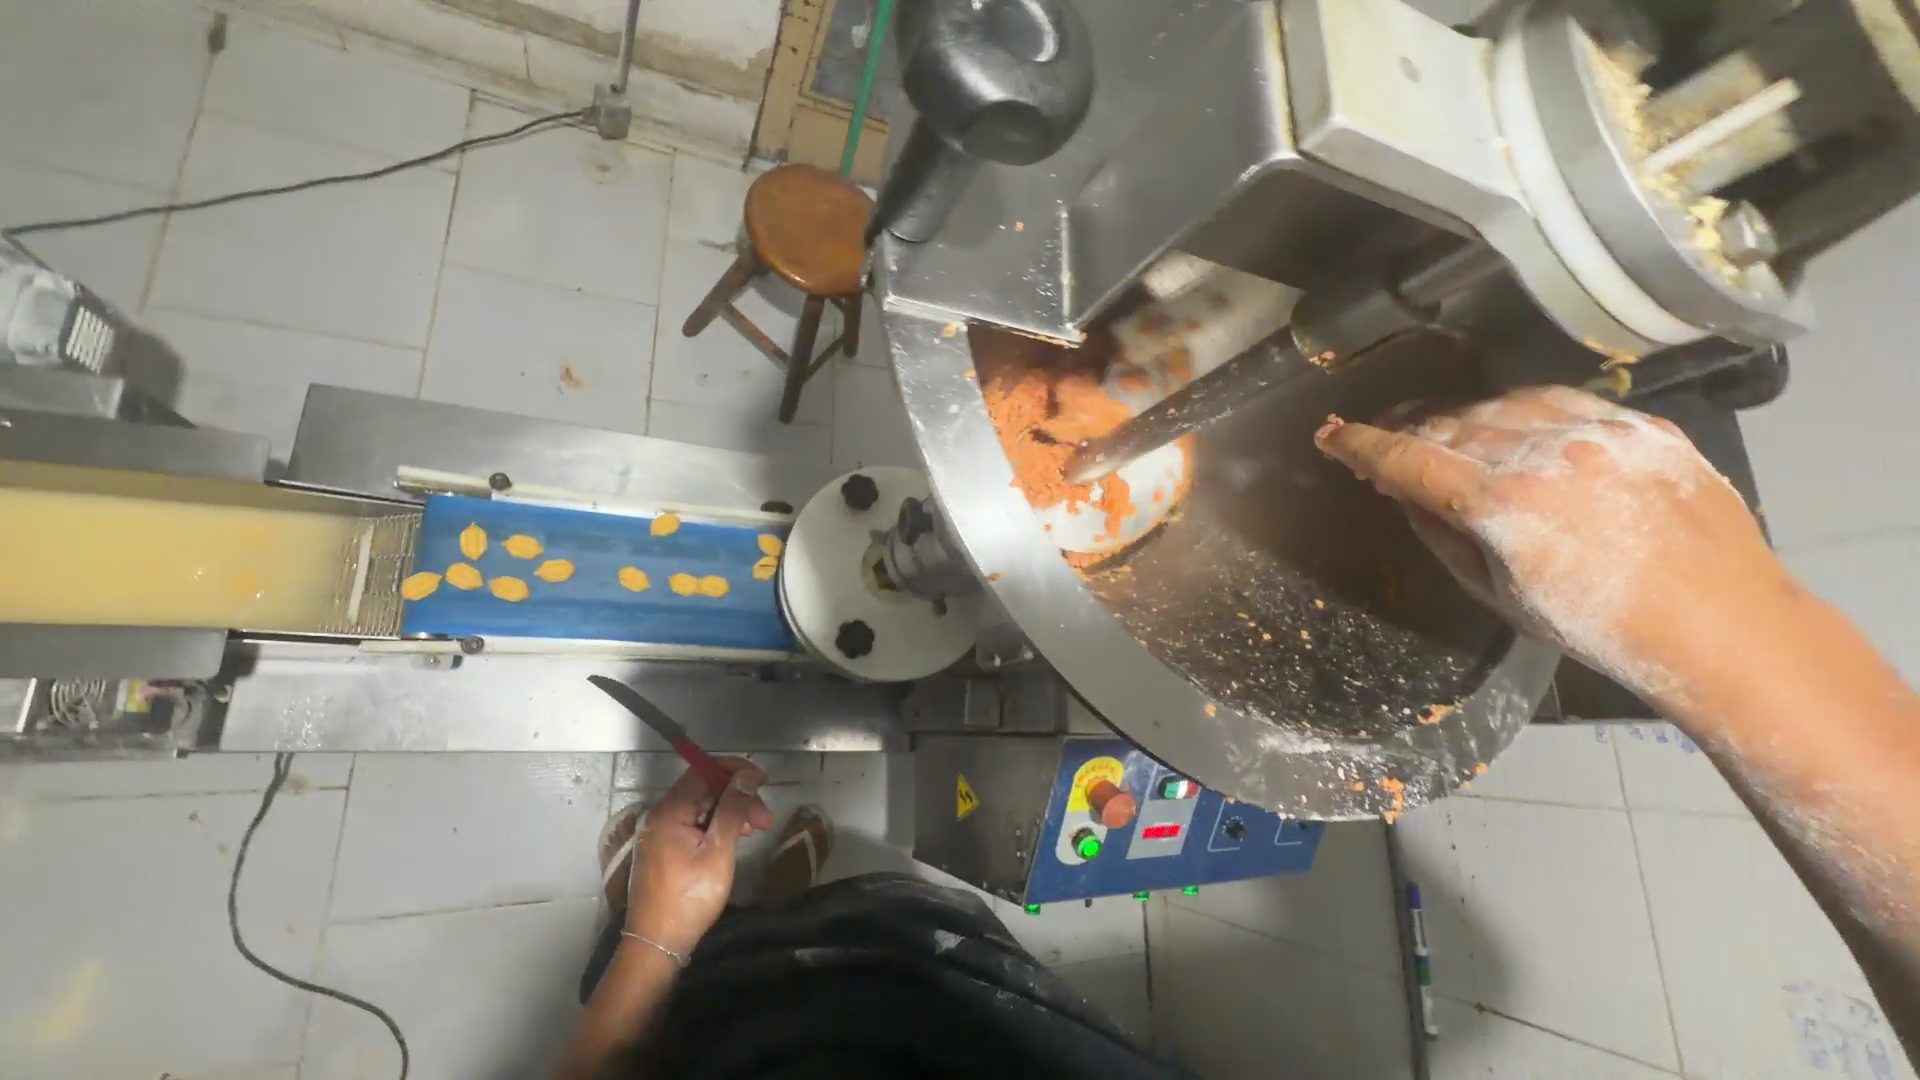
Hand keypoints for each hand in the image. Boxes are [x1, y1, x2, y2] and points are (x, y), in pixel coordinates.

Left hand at [624, 757, 773, 955]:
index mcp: (669, 812)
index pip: (702, 770)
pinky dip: (716, 826)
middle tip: (765, 818)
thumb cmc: (689, 898)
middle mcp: (660, 816)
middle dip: (737, 796)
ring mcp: (659, 834)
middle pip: (703, 789)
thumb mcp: (718, 852)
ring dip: (730, 812)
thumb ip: (733, 809)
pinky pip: (693, 824)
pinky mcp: (663, 850)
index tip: (762, 781)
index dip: (734, 770)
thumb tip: (747, 776)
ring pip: (701, 808)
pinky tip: (735, 838)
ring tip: (756, 830)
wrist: (656, 946)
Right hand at [1315, 385, 1787, 702]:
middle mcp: (1546, 453)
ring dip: (1459, 422)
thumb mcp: (1494, 592)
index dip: (1361, 447)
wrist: (1720, 622)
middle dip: (1408, 436)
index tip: (1331, 438)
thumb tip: (1401, 490)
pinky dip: (1516, 410)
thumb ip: (1440, 532)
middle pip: (1449, 426)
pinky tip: (1508, 428)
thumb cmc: (1592, 623)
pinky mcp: (1642, 426)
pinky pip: (1557, 400)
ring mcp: (1599, 433)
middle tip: (1388, 450)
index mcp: (1503, 503)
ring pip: (1498, 405)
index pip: (1409, 459)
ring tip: (1446, 441)